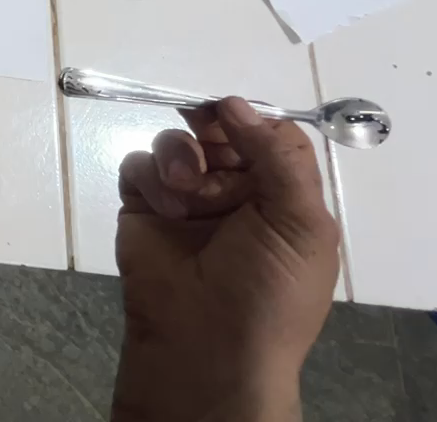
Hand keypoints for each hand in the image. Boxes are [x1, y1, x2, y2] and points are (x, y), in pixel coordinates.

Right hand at [111, 97, 339, 421]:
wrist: (205, 333)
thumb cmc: (268, 287)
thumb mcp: (299, 226)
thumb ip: (275, 160)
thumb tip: (235, 103)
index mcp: (284, 197)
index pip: (273, 139)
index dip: (252, 121)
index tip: (230, 112)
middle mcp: (235, 190)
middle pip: (218, 132)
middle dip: (208, 130)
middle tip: (202, 132)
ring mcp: (185, 194)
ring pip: (174, 143)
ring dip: (178, 157)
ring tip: (183, 189)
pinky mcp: (142, 200)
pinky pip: (137, 163)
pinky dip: (148, 177)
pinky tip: (162, 206)